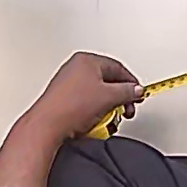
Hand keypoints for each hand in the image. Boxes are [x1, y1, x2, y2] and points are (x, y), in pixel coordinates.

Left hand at [23, 52, 145, 141]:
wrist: (48, 126)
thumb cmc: (69, 107)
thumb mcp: (109, 97)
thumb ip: (127, 91)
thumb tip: (136, 90)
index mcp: (86, 60)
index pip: (117, 67)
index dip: (131, 82)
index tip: (138, 94)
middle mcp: (75, 69)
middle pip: (107, 81)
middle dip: (119, 97)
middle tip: (126, 108)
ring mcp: (68, 84)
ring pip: (96, 94)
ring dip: (107, 107)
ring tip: (109, 118)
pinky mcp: (63, 100)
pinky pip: (85, 103)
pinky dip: (94, 112)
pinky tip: (95, 122)